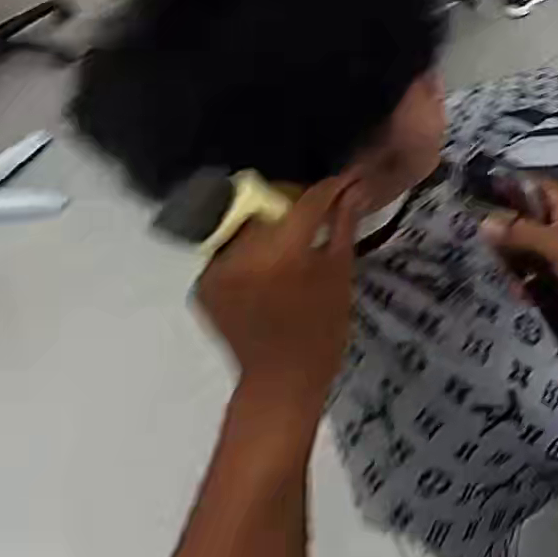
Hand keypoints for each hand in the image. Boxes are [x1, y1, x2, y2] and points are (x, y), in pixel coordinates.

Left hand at [194, 174, 364, 404]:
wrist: (282, 378)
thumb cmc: (324, 325)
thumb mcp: (340, 271)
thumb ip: (343, 223)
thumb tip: (355, 187)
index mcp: (281, 254)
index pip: (307, 201)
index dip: (331, 186)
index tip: (349, 179)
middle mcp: (240, 255)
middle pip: (271, 206)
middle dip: (299, 200)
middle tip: (324, 203)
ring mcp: (214, 271)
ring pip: (248, 225)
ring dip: (273, 221)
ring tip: (296, 229)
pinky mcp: (202, 285)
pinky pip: (231, 249)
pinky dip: (252, 246)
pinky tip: (271, 257)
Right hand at [480, 179, 557, 319]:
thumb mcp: (554, 246)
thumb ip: (519, 232)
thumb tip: (484, 221)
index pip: (529, 184)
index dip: (505, 192)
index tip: (480, 208)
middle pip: (527, 217)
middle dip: (510, 240)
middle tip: (499, 260)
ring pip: (533, 244)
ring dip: (521, 264)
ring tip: (517, 286)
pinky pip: (545, 263)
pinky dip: (535, 277)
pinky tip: (529, 295)